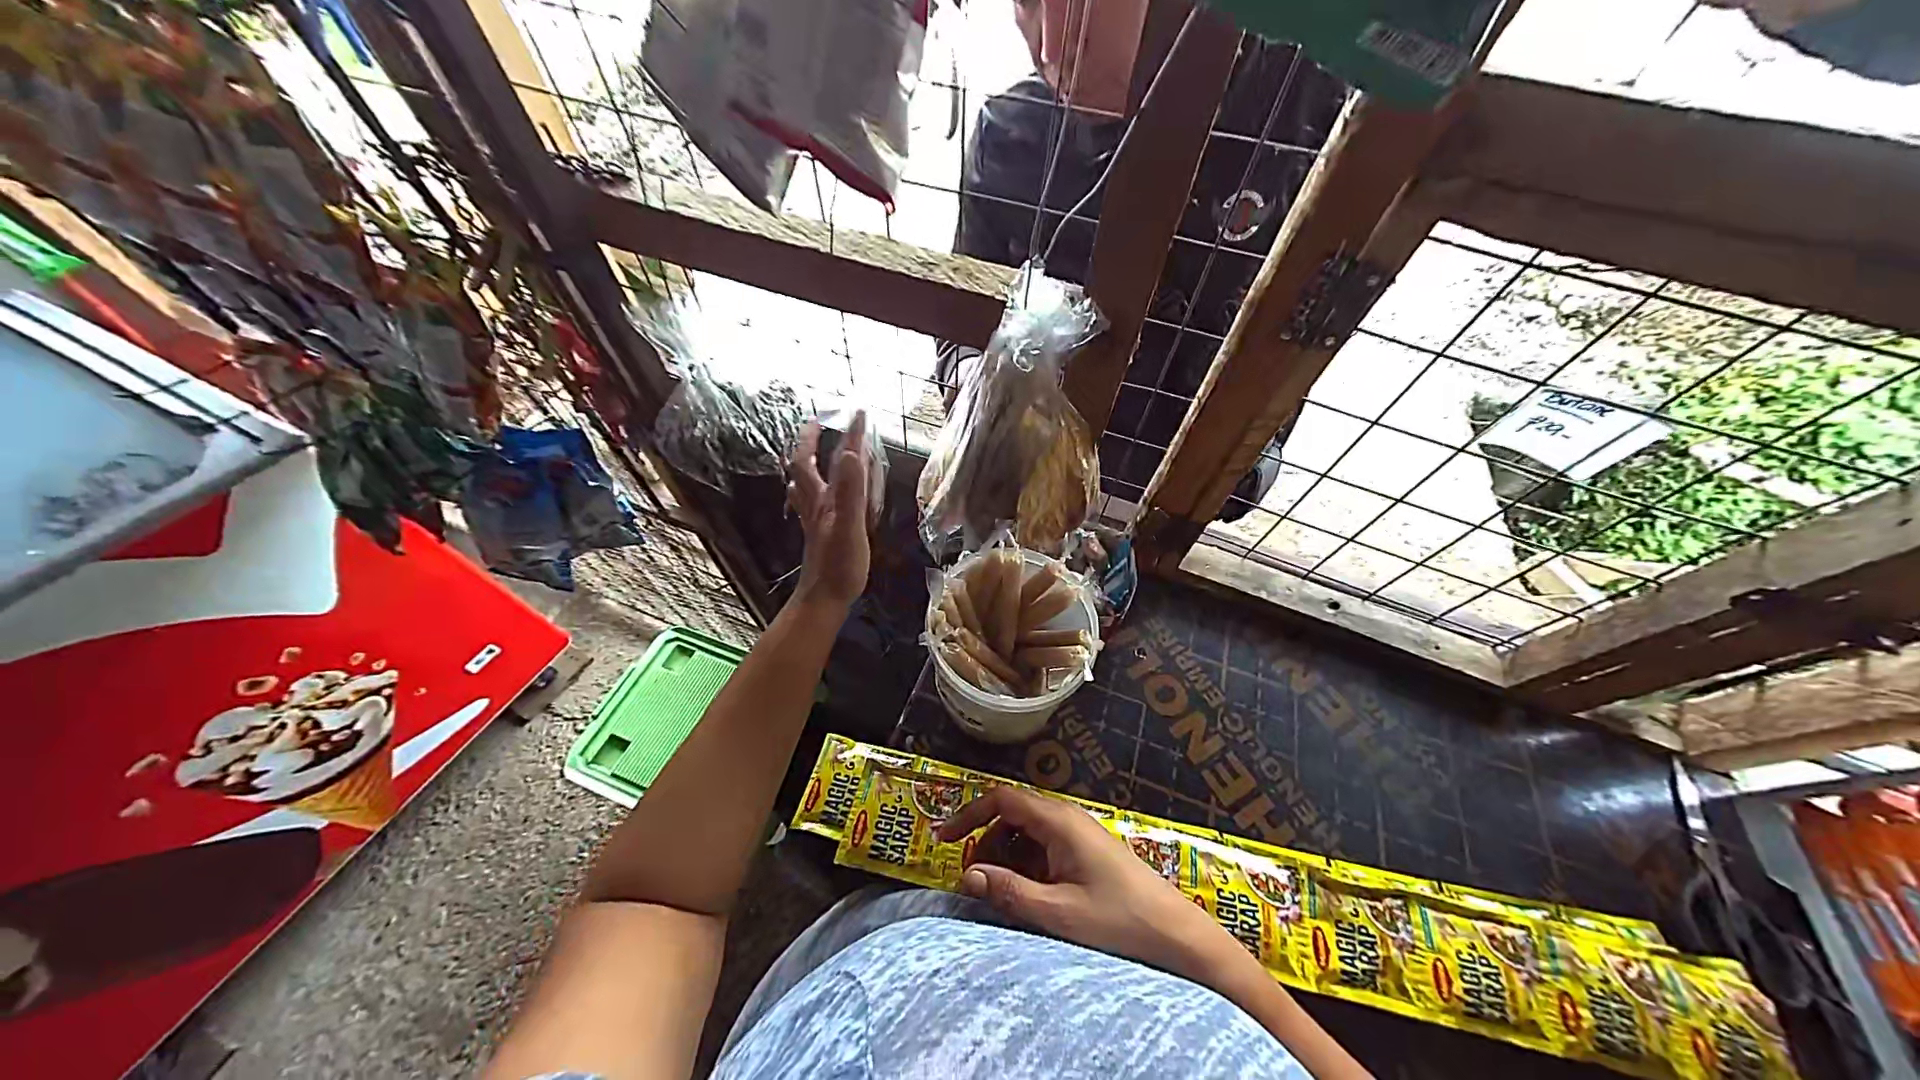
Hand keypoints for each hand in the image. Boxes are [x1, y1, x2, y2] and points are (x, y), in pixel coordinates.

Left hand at [787, 412, 871, 611]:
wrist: (824, 598)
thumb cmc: (840, 565)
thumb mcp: (851, 526)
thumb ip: (852, 490)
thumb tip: (851, 453)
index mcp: (826, 499)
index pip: (837, 459)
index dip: (848, 434)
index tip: (858, 411)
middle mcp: (816, 505)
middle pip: (805, 466)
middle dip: (810, 442)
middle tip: (816, 422)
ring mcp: (814, 519)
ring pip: (803, 484)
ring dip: (804, 464)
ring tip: (808, 452)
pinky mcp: (818, 533)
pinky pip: (808, 502)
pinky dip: (809, 488)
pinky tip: (810, 495)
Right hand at [936, 786, 1230, 981]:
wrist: (1178, 937)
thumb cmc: (1120, 921)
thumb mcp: (1058, 913)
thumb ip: (1010, 892)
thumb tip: (967, 876)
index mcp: (1059, 822)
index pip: (1002, 799)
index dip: (969, 815)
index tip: (944, 839)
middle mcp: (1067, 820)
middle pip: (1012, 815)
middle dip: (987, 843)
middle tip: (974, 880)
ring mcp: (1079, 836)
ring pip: (1027, 834)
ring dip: (1007, 858)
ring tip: (1001, 894)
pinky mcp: (1087, 854)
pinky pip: (1045, 850)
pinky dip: (1027, 867)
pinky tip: (1029, 897)